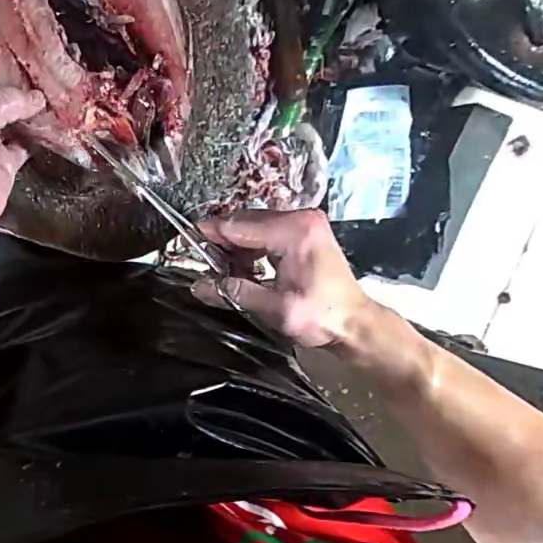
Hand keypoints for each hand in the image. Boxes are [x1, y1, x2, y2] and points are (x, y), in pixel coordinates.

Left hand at [0, 80, 45, 234]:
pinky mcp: (4, 164)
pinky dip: (38, 138)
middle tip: (50, 84)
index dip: (3, 78)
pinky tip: (54, 127)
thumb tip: (35, 96)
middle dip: (21, 97)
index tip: (30, 71)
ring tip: (57, 101)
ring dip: (32, 116)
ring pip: (14, 123)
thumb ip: (4, 105)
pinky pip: (24, 145)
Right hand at [191, 209, 389, 352]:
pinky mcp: (305, 232)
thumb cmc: (323, 317)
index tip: (186, 240)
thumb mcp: (275, 309)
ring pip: (255, 227)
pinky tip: (245, 270)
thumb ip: (235, 293)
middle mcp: (301, 218)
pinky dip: (252, 248)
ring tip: (225, 273)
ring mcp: (305, 223)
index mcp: (294, 231)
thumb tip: (199, 286)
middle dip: (222, 243)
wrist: (356, 323)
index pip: (239, 225)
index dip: (210, 234)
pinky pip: (268, 233)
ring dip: (237, 248)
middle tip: (203, 264)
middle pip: (246, 222)